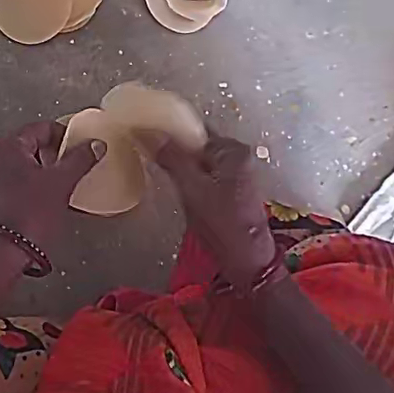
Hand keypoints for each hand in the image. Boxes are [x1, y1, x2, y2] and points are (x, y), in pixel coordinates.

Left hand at [0, 121, 99, 250]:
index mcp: (9, 145)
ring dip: (52, 167)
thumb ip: (80, 158)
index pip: (44, 128)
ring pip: (33, 159)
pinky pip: (26, 174)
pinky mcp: (1, 190)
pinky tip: (56, 192)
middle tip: (78, 164)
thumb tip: (96, 144)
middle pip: (37, 142)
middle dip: (59, 153)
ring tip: (69, 179)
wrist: (6, 251)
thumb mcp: (61, 181)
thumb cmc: (30, 212)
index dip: (67, 136)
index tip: (84, 148)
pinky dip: (42, 178)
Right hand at [153, 135, 276, 287]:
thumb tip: (148, 132)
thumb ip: (172, 158)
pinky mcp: (232, 191)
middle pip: (197, 146)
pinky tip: (176, 186)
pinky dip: (190, 178)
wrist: (248, 262)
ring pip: (200, 162)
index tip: (146, 135)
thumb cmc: (222, 224)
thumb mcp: (192, 189)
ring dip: (181, 165)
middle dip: (174, 150)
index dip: (170, 132)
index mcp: (233, 150)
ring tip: (157, 167)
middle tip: (148, 153)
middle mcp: (239, 157)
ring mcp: (237, 175)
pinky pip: (205, 175)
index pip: (195, 130)